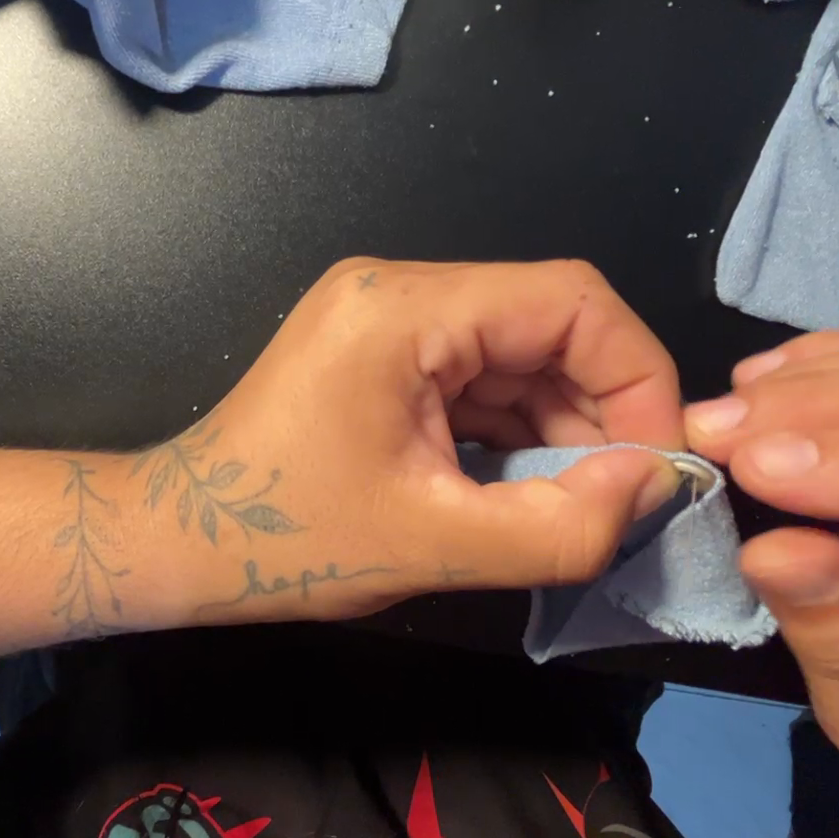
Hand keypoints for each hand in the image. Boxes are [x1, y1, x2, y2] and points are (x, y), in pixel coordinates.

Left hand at [185, 257, 684, 622]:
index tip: (657, 462)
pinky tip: (519, 483)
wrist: (181, 541)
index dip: (636, 376)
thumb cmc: (287, 541)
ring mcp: (381, 321)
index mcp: (403, 309)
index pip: (571, 299)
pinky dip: (508, 429)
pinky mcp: (375, 356)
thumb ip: (560, 525)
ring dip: (553, 426)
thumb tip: (653, 487)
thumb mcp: (434, 545)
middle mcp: (394, 292)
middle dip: (594, 412)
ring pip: (511, 356)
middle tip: (617, 497)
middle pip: (543, 326)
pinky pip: (469, 378)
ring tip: (568, 500)